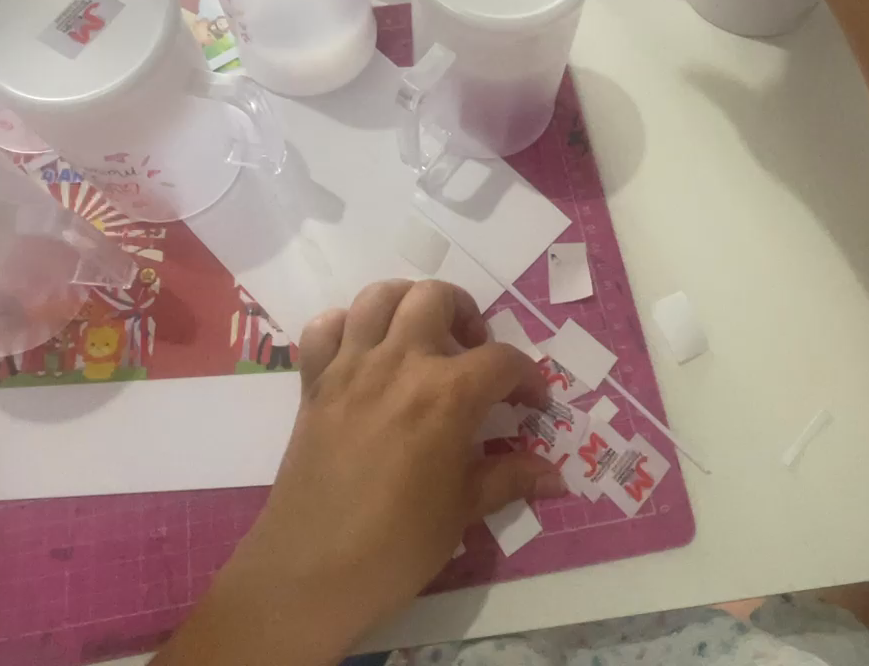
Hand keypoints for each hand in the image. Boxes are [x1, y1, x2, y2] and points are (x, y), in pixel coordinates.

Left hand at [158, 280, 561, 664]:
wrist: (311, 572)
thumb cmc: (398, 545)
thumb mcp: (464, 510)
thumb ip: (510, 478)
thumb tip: (556, 475)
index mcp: (446, 394)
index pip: (502, 361)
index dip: (527, 378)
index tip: (533, 402)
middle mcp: (399, 362)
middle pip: (435, 297)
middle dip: (465, 313)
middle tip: (472, 350)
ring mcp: (351, 366)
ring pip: (379, 297)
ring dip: (407, 304)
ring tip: (421, 336)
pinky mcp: (314, 381)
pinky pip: (324, 328)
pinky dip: (345, 327)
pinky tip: (362, 352)